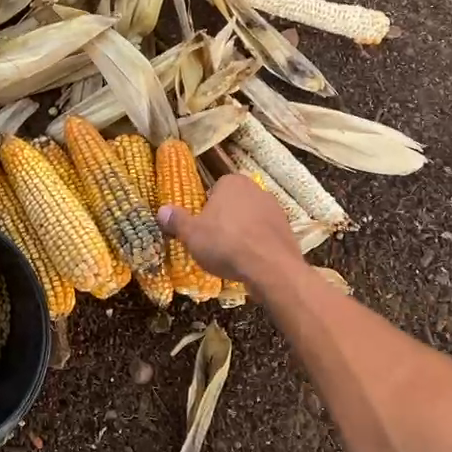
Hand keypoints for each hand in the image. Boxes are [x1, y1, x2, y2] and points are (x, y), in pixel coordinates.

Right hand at [158, 174, 304, 288]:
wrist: (271, 269)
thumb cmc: (225, 243)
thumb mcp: (191, 234)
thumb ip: (176, 220)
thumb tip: (161, 211)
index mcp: (232, 182)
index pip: (215, 188)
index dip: (206, 206)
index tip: (201, 224)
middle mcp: (257, 190)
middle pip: (235, 203)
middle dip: (225, 218)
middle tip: (213, 239)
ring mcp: (277, 211)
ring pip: (251, 220)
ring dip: (243, 232)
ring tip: (231, 254)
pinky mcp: (290, 233)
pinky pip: (266, 236)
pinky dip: (258, 245)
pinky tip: (249, 262)